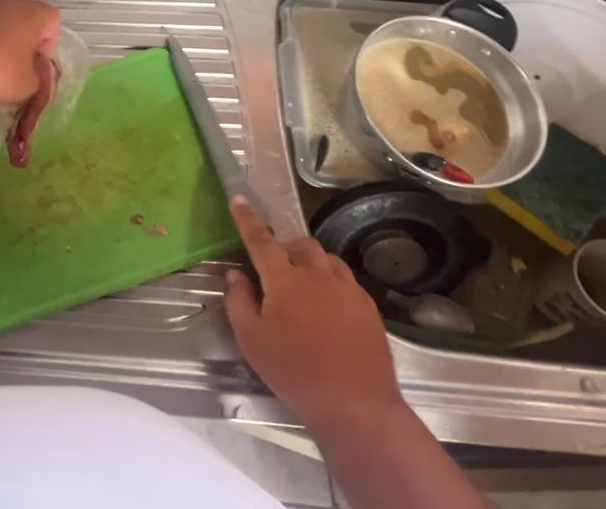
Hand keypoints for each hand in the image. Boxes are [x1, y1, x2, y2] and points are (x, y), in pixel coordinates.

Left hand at [0, 0, 60, 108]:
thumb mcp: (28, 86)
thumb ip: (38, 76)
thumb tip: (31, 71)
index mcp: (30, 13)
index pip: (53, 18)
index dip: (49, 43)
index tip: (35, 64)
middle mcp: (5, 0)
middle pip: (23, 16)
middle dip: (22, 40)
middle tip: (13, 66)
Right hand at [223, 196, 404, 429]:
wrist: (354, 405)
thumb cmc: (293, 372)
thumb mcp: (251, 339)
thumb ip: (239, 301)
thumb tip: (236, 274)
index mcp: (285, 281)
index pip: (261, 240)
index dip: (247, 219)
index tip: (239, 199)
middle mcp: (318, 277)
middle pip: (302, 243)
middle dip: (287, 246)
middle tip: (276, 267)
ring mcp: (348, 291)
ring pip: (328, 259)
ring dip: (311, 261)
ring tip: (304, 285)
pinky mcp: (369, 308)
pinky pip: (347, 280)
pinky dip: (332, 281)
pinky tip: (328, 306)